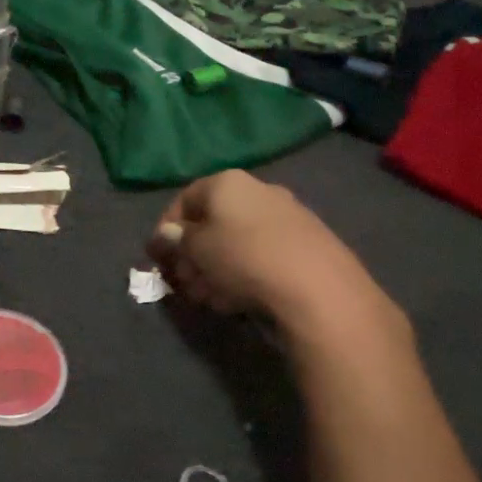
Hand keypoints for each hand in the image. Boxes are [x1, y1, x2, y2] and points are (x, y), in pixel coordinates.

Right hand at [148, 170, 392, 335]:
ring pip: (238, 241)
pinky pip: (264, 254)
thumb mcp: (195, 249)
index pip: (184, 199)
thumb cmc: (243, 258)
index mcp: (227, 182)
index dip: (166, 229)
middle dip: (193, 253)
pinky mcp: (312, 245)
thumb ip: (175, 240)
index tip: (159, 258)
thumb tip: (168, 235)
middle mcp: (259, 190)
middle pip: (213, 221)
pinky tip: (240, 299)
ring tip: (210, 298)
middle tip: (184, 282)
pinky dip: (246, 273)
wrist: (321, 291)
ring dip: (217, 267)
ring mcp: (290, 216)